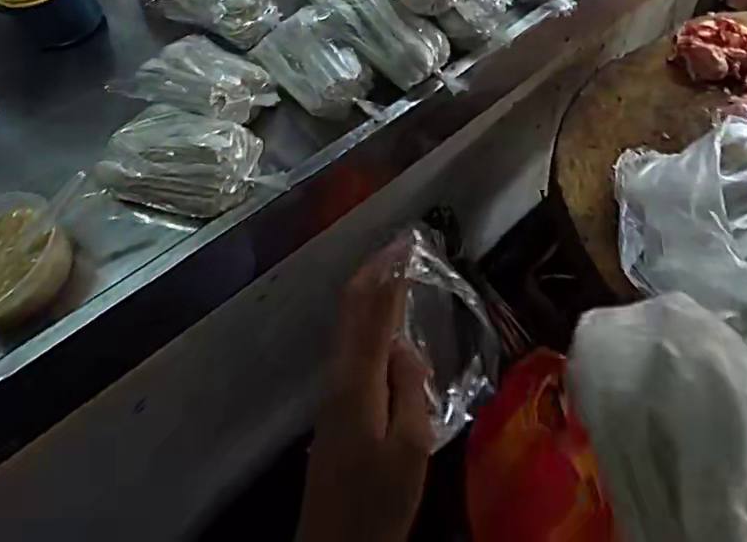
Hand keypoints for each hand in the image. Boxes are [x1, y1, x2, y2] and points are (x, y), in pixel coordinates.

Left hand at [295, 240, 434, 541]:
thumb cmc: (378, 502)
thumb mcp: (412, 448)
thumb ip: (411, 389)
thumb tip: (405, 347)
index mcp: (359, 382)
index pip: (373, 312)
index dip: (389, 274)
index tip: (407, 244)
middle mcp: (341, 376)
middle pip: (351, 309)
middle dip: (373, 270)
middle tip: (400, 244)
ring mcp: (335, 391)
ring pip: (350, 324)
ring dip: (371, 290)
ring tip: (398, 268)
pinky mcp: (339, 405)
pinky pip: (354, 344)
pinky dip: (371, 317)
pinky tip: (389, 320)